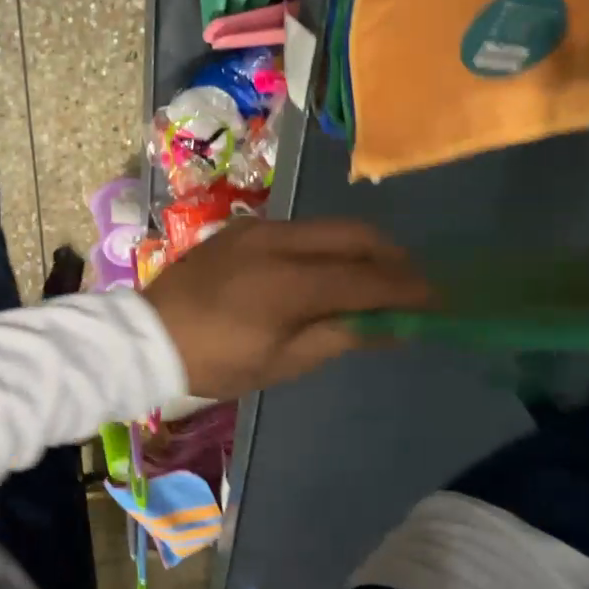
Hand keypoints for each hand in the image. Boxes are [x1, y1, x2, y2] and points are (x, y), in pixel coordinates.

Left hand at [141, 219, 429, 398]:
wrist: (148, 335)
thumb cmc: (216, 359)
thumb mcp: (283, 361)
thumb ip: (340, 335)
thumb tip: (393, 326)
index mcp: (289, 280)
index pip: (366, 278)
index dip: (408, 290)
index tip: (440, 301)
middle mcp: (277, 240)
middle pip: (353, 235)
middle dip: (391, 257)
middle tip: (414, 285)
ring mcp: (256, 228)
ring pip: (326, 227)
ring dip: (359, 248)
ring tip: (376, 280)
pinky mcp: (240, 228)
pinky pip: (298, 229)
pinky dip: (325, 245)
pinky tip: (329, 271)